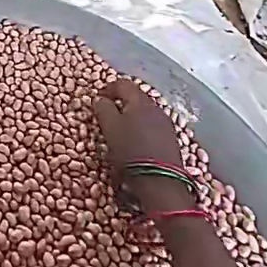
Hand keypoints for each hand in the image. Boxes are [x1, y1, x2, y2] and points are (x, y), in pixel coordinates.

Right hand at [92, 80, 193, 212]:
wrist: (160, 182)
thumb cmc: (130, 151)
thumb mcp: (109, 128)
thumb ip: (103, 109)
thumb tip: (100, 99)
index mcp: (140, 102)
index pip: (122, 84)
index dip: (107, 89)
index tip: (96, 100)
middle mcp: (156, 108)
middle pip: (135, 97)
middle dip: (119, 102)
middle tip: (105, 114)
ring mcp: (166, 124)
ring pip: (144, 112)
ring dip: (130, 116)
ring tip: (118, 129)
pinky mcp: (170, 139)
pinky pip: (151, 125)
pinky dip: (139, 127)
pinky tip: (133, 141)